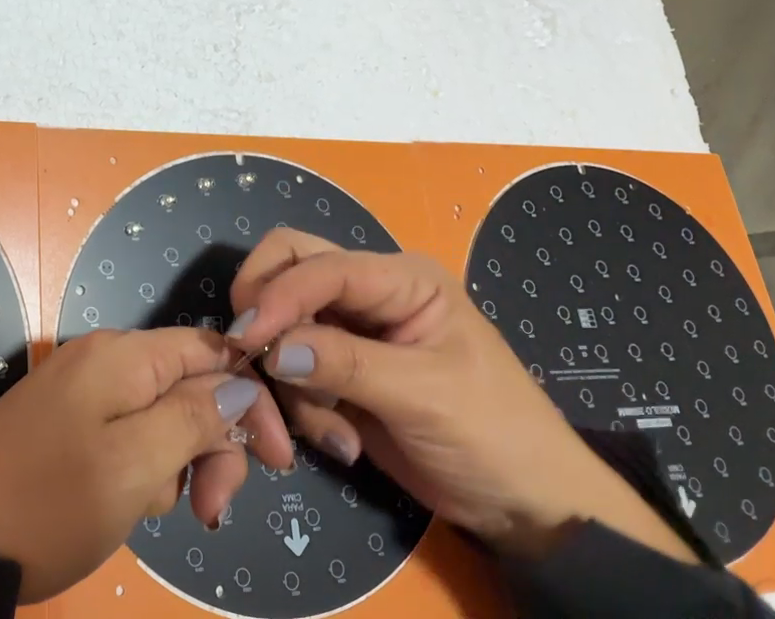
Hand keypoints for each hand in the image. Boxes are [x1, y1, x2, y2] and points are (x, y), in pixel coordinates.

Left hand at [0, 328, 293, 601]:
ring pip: (163, 418)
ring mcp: (84, 394)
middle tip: (211, 509)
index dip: (253, 396)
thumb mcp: (134, 463)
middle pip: (191, 385)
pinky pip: (129, 438)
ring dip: (179, 466)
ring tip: (155, 511)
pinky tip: (129, 507)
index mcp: (124, 355)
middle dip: (214, 443)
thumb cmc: (47, 500)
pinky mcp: (69, 427)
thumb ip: (195, 417)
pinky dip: (144, 472)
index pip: (214, 350)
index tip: (280, 461)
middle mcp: (106, 361)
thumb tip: (242, 382)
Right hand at [227, 228, 696, 562]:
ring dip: (289, 380)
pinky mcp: (336, 374)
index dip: (280, 294)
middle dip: (266, 309)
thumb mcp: (426, 396)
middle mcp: (368, 294)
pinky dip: (300, 406)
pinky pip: (290, 372)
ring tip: (334, 433)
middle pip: (288, 268)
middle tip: (251, 354)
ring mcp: (349, 333)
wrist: (526, 509)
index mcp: (402, 279)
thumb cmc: (495, 436)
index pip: (321, 265)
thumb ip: (347, 364)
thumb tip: (272, 349)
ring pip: (281, 325)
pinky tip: (343, 443)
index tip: (248, 339)